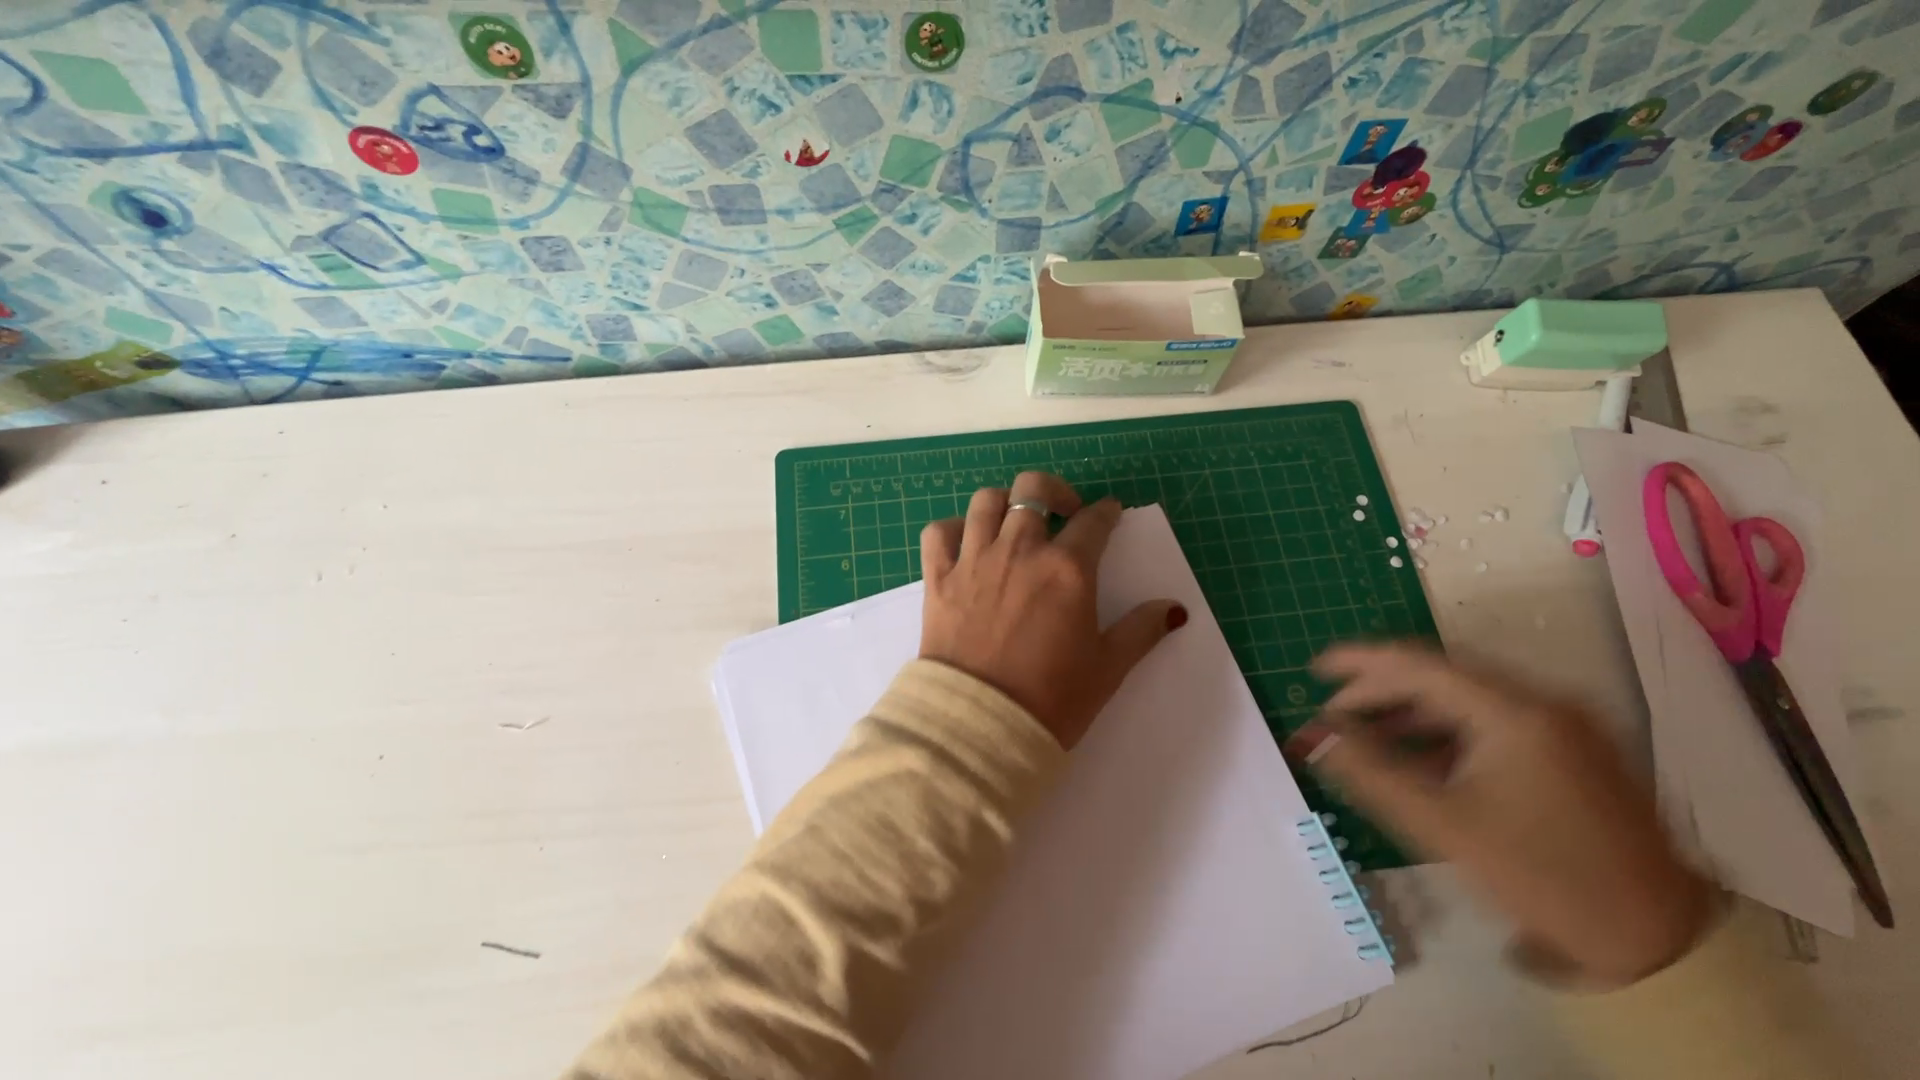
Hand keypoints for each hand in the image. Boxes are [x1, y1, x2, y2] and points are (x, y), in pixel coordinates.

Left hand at [919, 472, 1186, 749]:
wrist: (980, 726)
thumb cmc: (1052, 700)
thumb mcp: (1108, 668)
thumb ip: (1141, 630)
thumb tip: (1174, 609)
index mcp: (1067, 569)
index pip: (1094, 521)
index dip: (1106, 512)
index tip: (1109, 514)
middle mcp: (1020, 551)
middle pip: (1034, 490)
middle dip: (1055, 491)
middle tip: (1064, 511)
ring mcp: (974, 561)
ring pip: (986, 501)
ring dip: (1005, 502)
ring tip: (1014, 522)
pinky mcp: (938, 579)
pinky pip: (939, 532)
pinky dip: (954, 529)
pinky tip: (967, 543)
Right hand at [1285, 644, 1717, 984]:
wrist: (1654, 936)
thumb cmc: (1542, 877)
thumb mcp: (1441, 825)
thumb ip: (1369, 773)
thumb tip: (1314, 737)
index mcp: (1513, 711)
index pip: (1418, 663)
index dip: (1359, 662)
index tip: (1316, 670)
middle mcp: (1543, 701)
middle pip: (1443, 675)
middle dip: (1382, 692)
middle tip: (1336, 718)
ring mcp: (1566, 724)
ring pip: (1469, 698)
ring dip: (1414, 713)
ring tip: (1369, 739)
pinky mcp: (1575, 749)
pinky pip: (1496, 721)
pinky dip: (1450, 732)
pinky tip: (1423, 759)